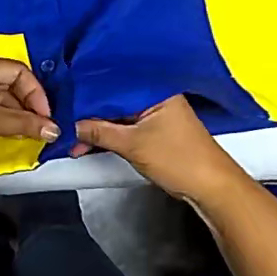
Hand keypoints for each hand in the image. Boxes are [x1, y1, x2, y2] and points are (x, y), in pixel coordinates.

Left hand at [0, 56, 59, 183]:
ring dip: (20, 114)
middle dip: (29, 104)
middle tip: (43, 126)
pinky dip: (7, 118)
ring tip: (34, 132)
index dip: (36, 93)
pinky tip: (18, 132)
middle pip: (12, 83)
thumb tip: (54, 129)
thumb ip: (25, 123)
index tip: (45, 116)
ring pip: (4, 97)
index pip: (18, 71)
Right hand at [71, 96, 250, 202]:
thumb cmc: (182, 161)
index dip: (86, 96)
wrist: (212, 189)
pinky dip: (107, 135)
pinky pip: (122, 127)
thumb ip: (97, 132)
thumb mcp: (132, 144)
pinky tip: (89, 142)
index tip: (64, 105)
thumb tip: (71, 125)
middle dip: (88, 114)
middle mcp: (154, 98)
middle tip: (65, 124)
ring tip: (74, 138)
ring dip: (96, 127)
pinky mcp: (152, 131)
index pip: (111, 86)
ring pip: (115, 115)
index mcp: (155, 91)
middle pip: (111, 101)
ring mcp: (154, 115)